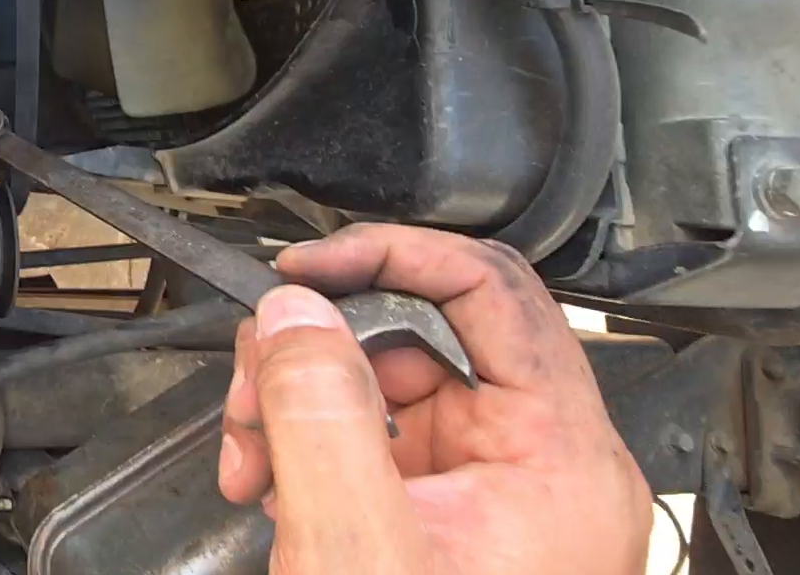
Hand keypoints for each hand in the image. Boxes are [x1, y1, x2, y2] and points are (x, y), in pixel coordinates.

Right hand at [218, 224, 651, 574]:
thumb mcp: (355, 550)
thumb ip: (321, 416)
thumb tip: (291, 308)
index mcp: (553, 458)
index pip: (486, 290)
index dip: (388, 254)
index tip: (299, 270)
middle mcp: (520, 452)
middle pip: (399, 330)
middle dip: (302, 352)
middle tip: (250, 399)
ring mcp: (463, 472)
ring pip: (355, 369)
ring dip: (280, 398)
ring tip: (246, 459)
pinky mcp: (415, 489)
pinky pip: (337, 415)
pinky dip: (284, 433)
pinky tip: (260, 478)